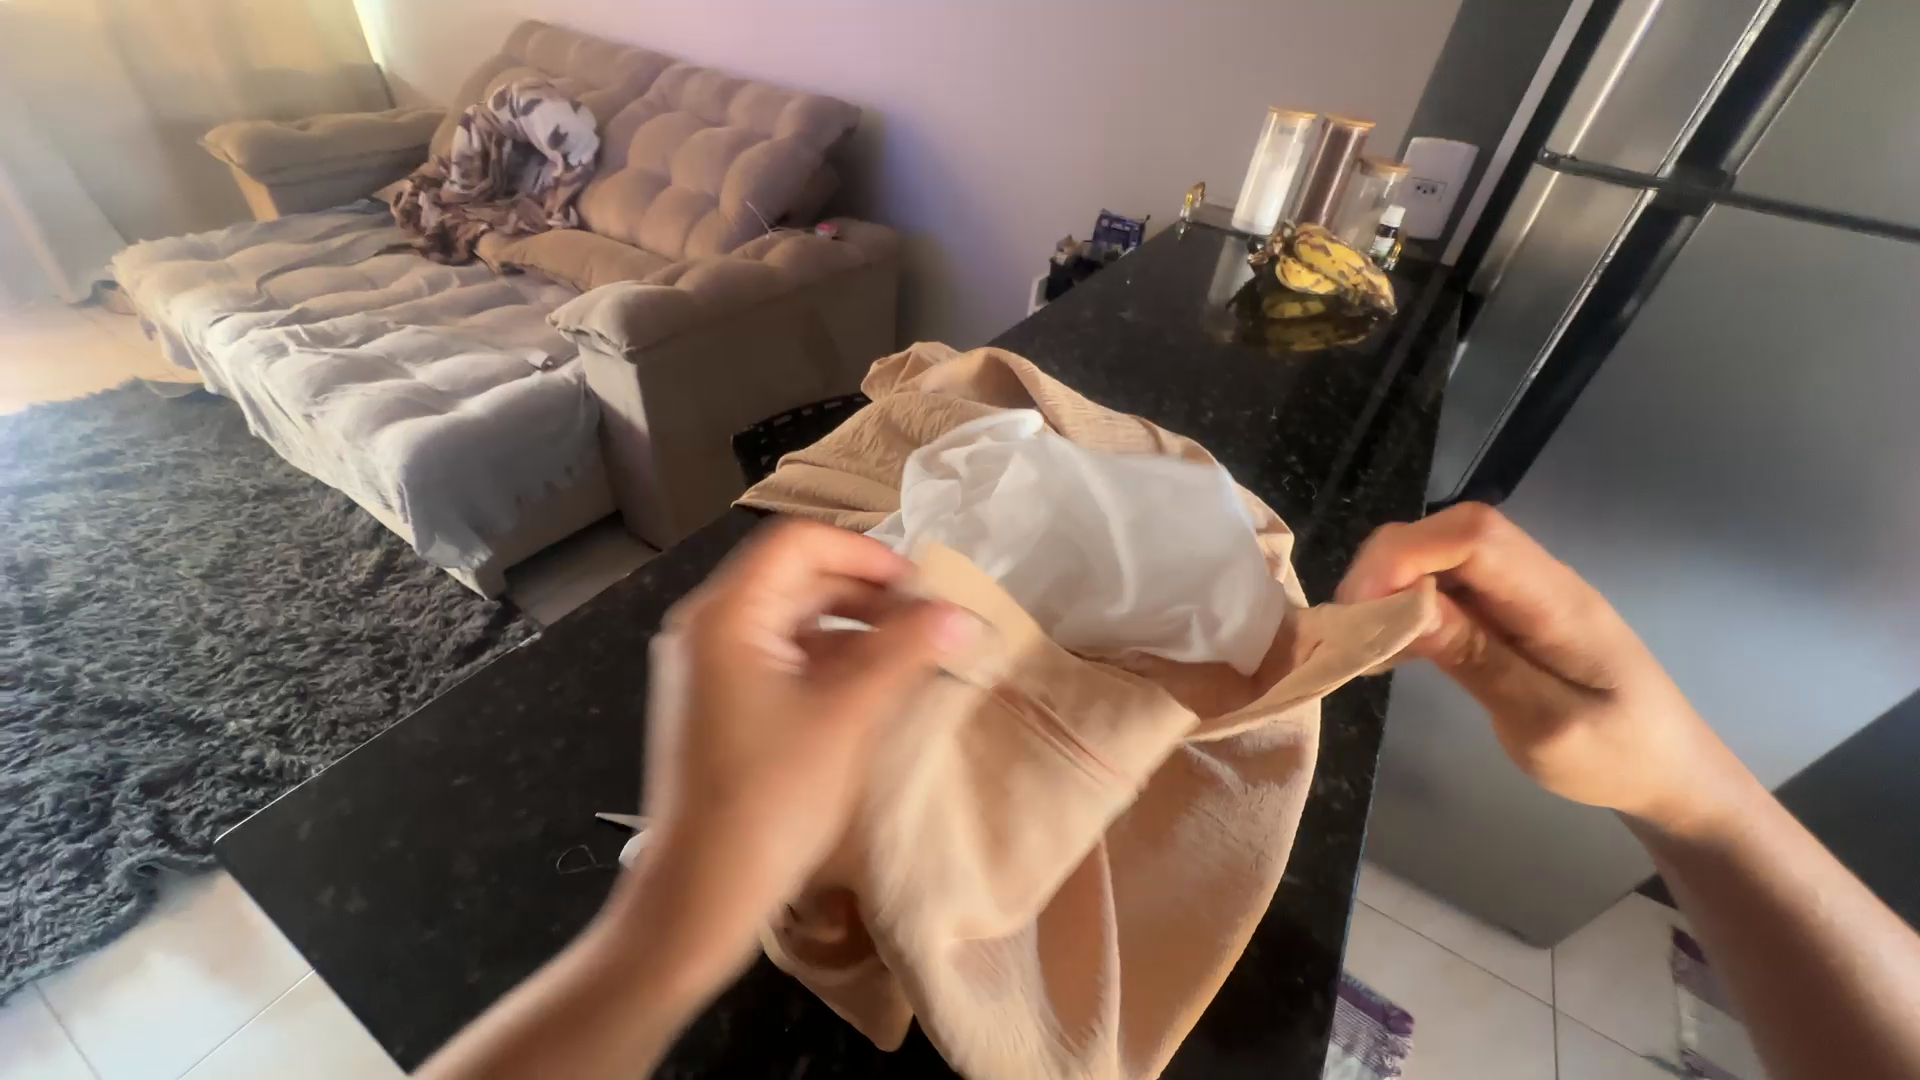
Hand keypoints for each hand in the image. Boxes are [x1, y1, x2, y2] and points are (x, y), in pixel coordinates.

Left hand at [638, 519, 975, 938]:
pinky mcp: (723, 701)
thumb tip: (961, 613)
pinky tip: (873, 683)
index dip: (865, 554)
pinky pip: (784, 656)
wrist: (699, 897)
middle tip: (927, 621)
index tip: (920, 586)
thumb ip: (905, 652)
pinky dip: (831, 659)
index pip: (800, 543)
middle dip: (867, 593)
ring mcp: (712, 666)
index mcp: (727, 614)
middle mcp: (711, 627)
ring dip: (854, 627)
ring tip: (911, 651)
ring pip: (794, 619)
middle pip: (797, 578)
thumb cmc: (769, 799)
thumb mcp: (845, 715)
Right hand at [1336, 503, 1744, 833]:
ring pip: (1436, 550)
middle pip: (1448, 531)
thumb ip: (1478, 661)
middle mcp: (1537, 579)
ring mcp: (1518, 591)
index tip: (1361, 609)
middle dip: (1385, 565)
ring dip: (1387, 582)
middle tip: (1351, 624)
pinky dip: (1399, 601)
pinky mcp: (1502, 608)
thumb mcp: (1547, 725)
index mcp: (1557, 601)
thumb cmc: (1617, 757)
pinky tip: (1388, 643)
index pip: (1474, 536)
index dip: (1404, 557)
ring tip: (1361, 635)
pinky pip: (1440, 581)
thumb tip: (1405, 608)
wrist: (1671, 775)